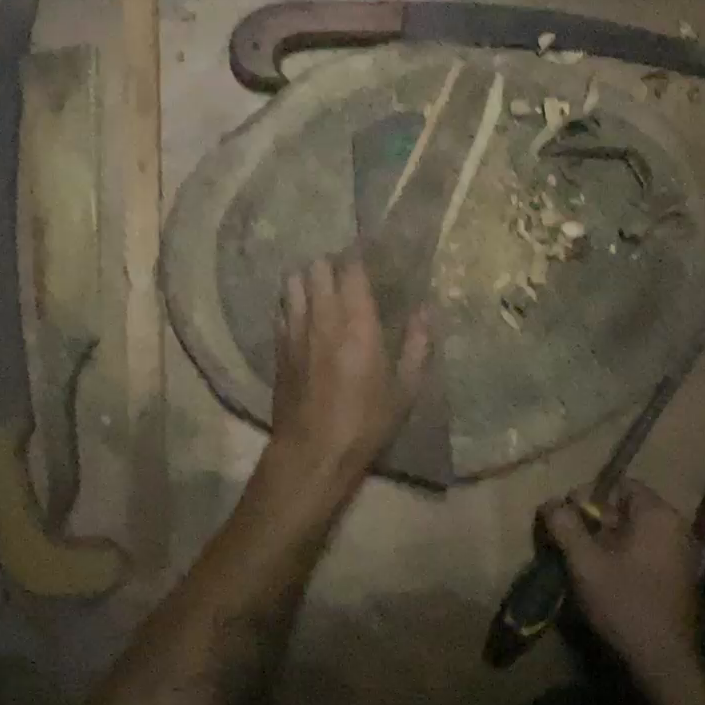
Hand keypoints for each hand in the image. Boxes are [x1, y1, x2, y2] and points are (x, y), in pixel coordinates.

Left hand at [269, 252, 430, 477]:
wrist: (312, 451)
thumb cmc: (366, 422)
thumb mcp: (405, 389)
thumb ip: (417, 345)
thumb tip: (426, 310)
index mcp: (358, 323)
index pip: (352, 269)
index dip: (358, 256)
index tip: (368, 253)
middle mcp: (323, 317)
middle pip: (317, 267)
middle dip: (331, 263)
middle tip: (345, 273)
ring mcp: (295, 330)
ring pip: (292, 282)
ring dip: (306, 279)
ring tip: (320, 287)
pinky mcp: (278, 346)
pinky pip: (281, 309)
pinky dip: (292, 303)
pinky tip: (302, 315)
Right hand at [544, 480, 701, 672]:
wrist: (662, 664)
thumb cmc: (623, 603)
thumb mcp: (584, 561)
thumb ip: (565, 525)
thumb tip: (551, 502)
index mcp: (658, 515)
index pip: (619, 484)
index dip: (590, 497)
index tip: (569, 519)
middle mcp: (677, 527)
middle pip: (627, 509)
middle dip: (596, 522)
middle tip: (571, 543)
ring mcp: (683, 554)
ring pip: (635, 533)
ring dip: (607, 542)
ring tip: (583, 563)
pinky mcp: (680, 578)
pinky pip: (646, 553)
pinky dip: (624, 557)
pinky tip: (605, 579)